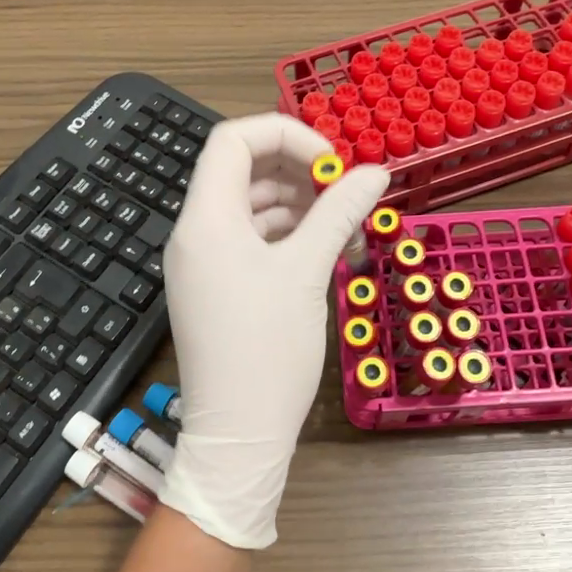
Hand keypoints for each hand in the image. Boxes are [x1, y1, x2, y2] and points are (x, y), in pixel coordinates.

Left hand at [157, 114, 387, 548]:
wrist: (237, 437)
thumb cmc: (268, 352)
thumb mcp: (307, 274)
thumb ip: (338, 213)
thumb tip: (375, 172)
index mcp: (206, 219)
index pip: (232, 141)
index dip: (285, 134)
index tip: (332, 161)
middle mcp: (196, 232)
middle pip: (242, 170)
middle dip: (297, 169)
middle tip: (344, 189)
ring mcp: (203, 261)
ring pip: (250, 205)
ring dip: (298, 203)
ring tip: (343, 225)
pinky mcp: (215, 286)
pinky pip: (249, 239)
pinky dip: (286, 234)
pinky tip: (324, 250)